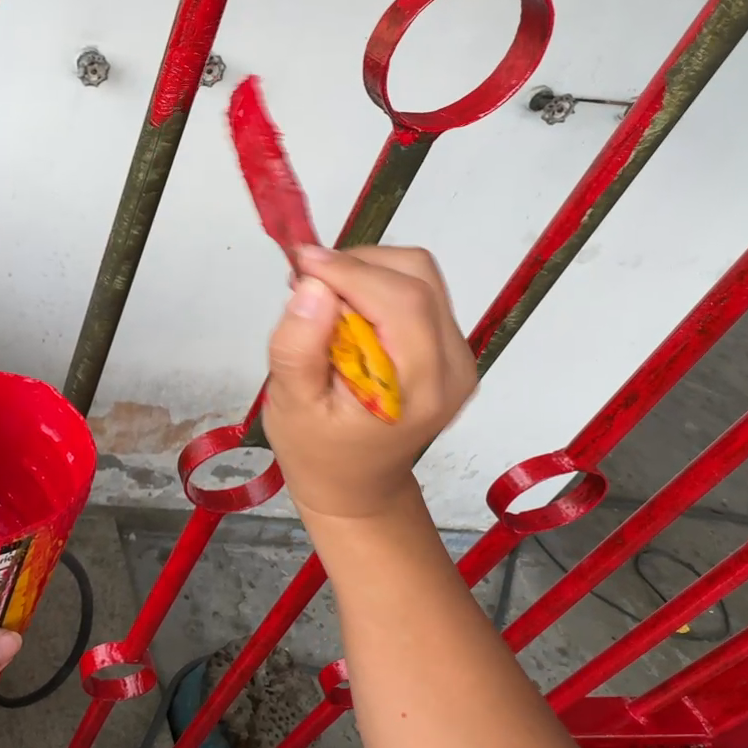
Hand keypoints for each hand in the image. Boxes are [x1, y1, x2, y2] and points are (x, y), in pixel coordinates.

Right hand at [263, 245, 474, 521]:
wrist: (355, 486)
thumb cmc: (315, 450)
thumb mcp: (290, 404)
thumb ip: (299, 347)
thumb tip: (312, 287)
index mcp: (418, 387)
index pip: (400, 300)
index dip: (349, 270)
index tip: (299, 261)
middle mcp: (453, 364)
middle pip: (416, 277)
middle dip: (355, 265)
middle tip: (304, 284)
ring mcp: (458, 354)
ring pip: (420, 277)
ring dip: (365, 272)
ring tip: (321, 297)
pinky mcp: (448, 347)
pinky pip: (418, 294)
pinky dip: (375, 286)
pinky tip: (343, 312)